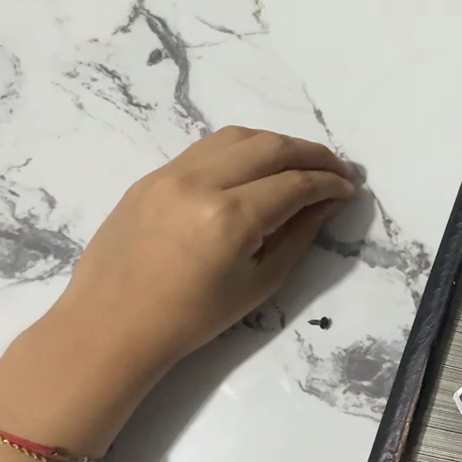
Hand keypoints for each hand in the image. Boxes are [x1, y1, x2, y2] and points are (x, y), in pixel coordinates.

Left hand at [48, 126, 354, 376]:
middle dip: (313, 154)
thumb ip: (300, 233)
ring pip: (240, 137)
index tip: (349, 189)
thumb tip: (329, 201)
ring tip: (302, 164)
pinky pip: (209, 148)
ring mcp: (171, 174)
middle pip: (272, 147)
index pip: (296, 183)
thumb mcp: (263, 280)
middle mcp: (200, 184)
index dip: (330, 183)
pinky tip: (261, 168)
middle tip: (337, 170)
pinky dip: (245, 149)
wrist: (111, 324)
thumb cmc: (194, 316)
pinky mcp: (153, 176)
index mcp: (230, 218)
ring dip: (280, 144)